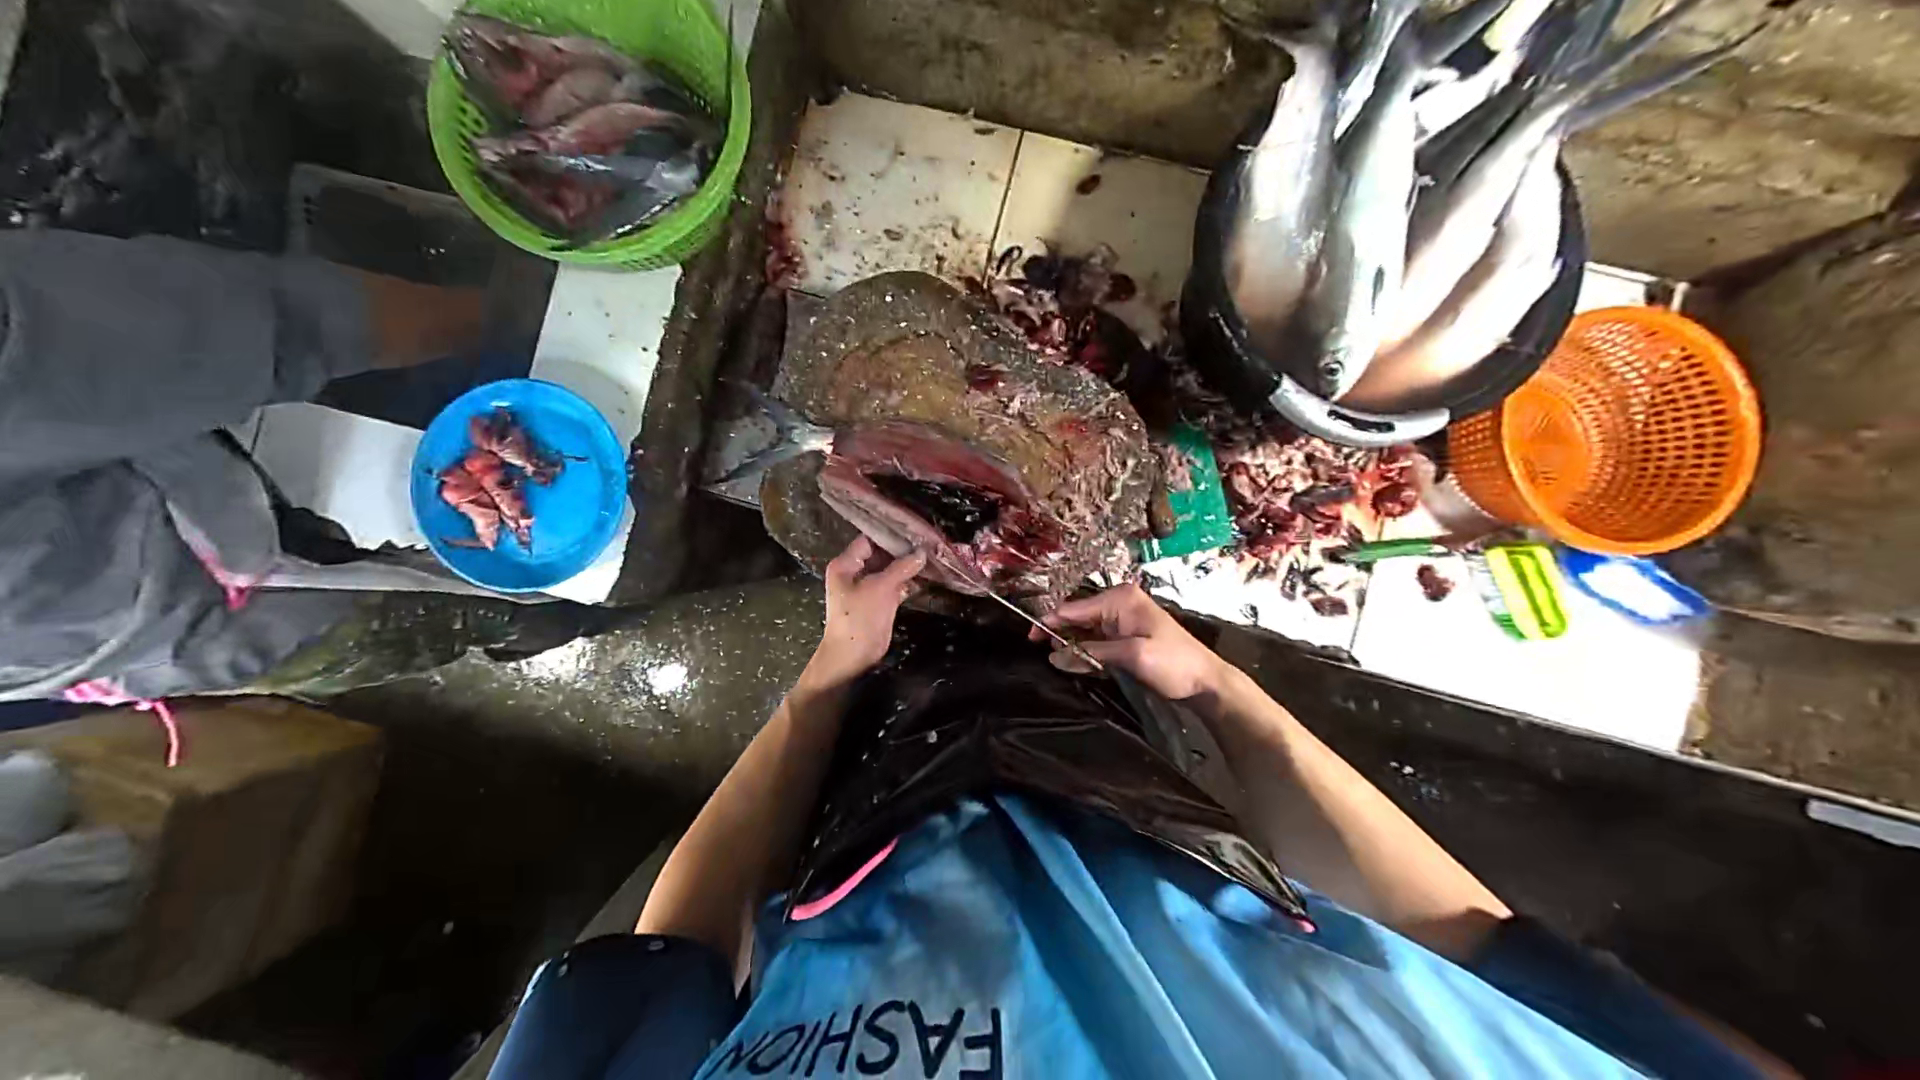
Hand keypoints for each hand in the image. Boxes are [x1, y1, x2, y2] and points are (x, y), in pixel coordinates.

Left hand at [803, 536, 926, 690]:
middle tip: (927, 542)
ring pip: (890, 571)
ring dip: (908, 566)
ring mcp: (867, 588)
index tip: (912, 529)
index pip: (868, 540)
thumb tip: (922, 552)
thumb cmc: (859, 617)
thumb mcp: (880, 588)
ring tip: (932, 556)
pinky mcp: (879, 602)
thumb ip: (901, 567)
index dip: (889, 535)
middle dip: (902, 551)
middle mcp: (855, 573)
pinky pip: (895, 585)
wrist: (853, 656)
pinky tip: (927, 576)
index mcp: (846, 564)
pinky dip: (908, 581)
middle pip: (881, 555)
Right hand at [1031, 583, 1230, 700]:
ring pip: (1084, 629)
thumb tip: (1054, 655)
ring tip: (1060, 660)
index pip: (1074, 608)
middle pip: (1076, 616)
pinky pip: (1095, 639)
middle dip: (1060, 634)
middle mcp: (1118, 603)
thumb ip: (1090, 652)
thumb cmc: (1173, 663)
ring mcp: (1122, 619)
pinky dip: (1085, 650)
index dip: (1049, 622)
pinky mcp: (1124, 635)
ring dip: (1072, 645)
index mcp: (1119, 599)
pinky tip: (1078, 662)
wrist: (1205, 682)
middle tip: (1045, 654)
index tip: (1030, 639)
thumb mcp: (1131, 656)